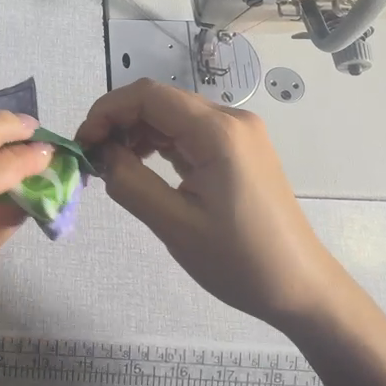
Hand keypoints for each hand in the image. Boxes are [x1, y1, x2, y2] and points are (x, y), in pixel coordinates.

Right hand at [76, 79, 343, 326]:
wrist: (302, 290)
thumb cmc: (240, 260)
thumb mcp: (174, 225)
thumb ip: (129, 182)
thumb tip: (99, 154)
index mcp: (218, 132)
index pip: (148, 95)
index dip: (107, 111)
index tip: (83, 144)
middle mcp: (231, 120)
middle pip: (159, 100)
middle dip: (118, 122)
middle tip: (93, 159)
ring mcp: (238, 134)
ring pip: (172, 115)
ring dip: (137, 133)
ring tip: (113, 167)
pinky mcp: (239, 151)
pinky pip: (189, 133)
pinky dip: (159, 143)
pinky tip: (143, 168)